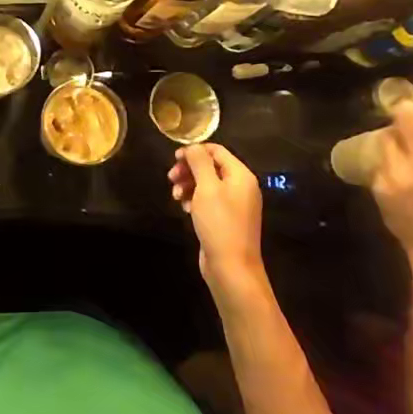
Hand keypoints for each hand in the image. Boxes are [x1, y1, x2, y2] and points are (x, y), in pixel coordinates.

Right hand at [168, 143, 264, 292]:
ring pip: (208, 184)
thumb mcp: (207, 188)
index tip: (174, 158)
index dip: (195, 151)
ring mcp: (234, 204)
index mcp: (241, 175)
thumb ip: (199, 162)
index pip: (217, 151)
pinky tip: (184, 208)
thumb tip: (193, 146)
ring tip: (175, 196)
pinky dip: (195, 200)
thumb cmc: (219, 223)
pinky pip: (209, 201)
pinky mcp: (226, 219)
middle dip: (189, 169)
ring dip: (189, 185)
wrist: (231, 267)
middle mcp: (240, 187)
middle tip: (171, 178)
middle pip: (211, 167)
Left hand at [370, 94, 412, 275]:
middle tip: (409, 106)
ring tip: (401, 135)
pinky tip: (396, 161)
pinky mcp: (383, 188)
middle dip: (405, 107)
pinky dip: (387, 158)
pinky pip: (379, 161)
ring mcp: (402, 176)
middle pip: (405, 118)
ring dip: (394, 133)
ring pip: (387, 137)